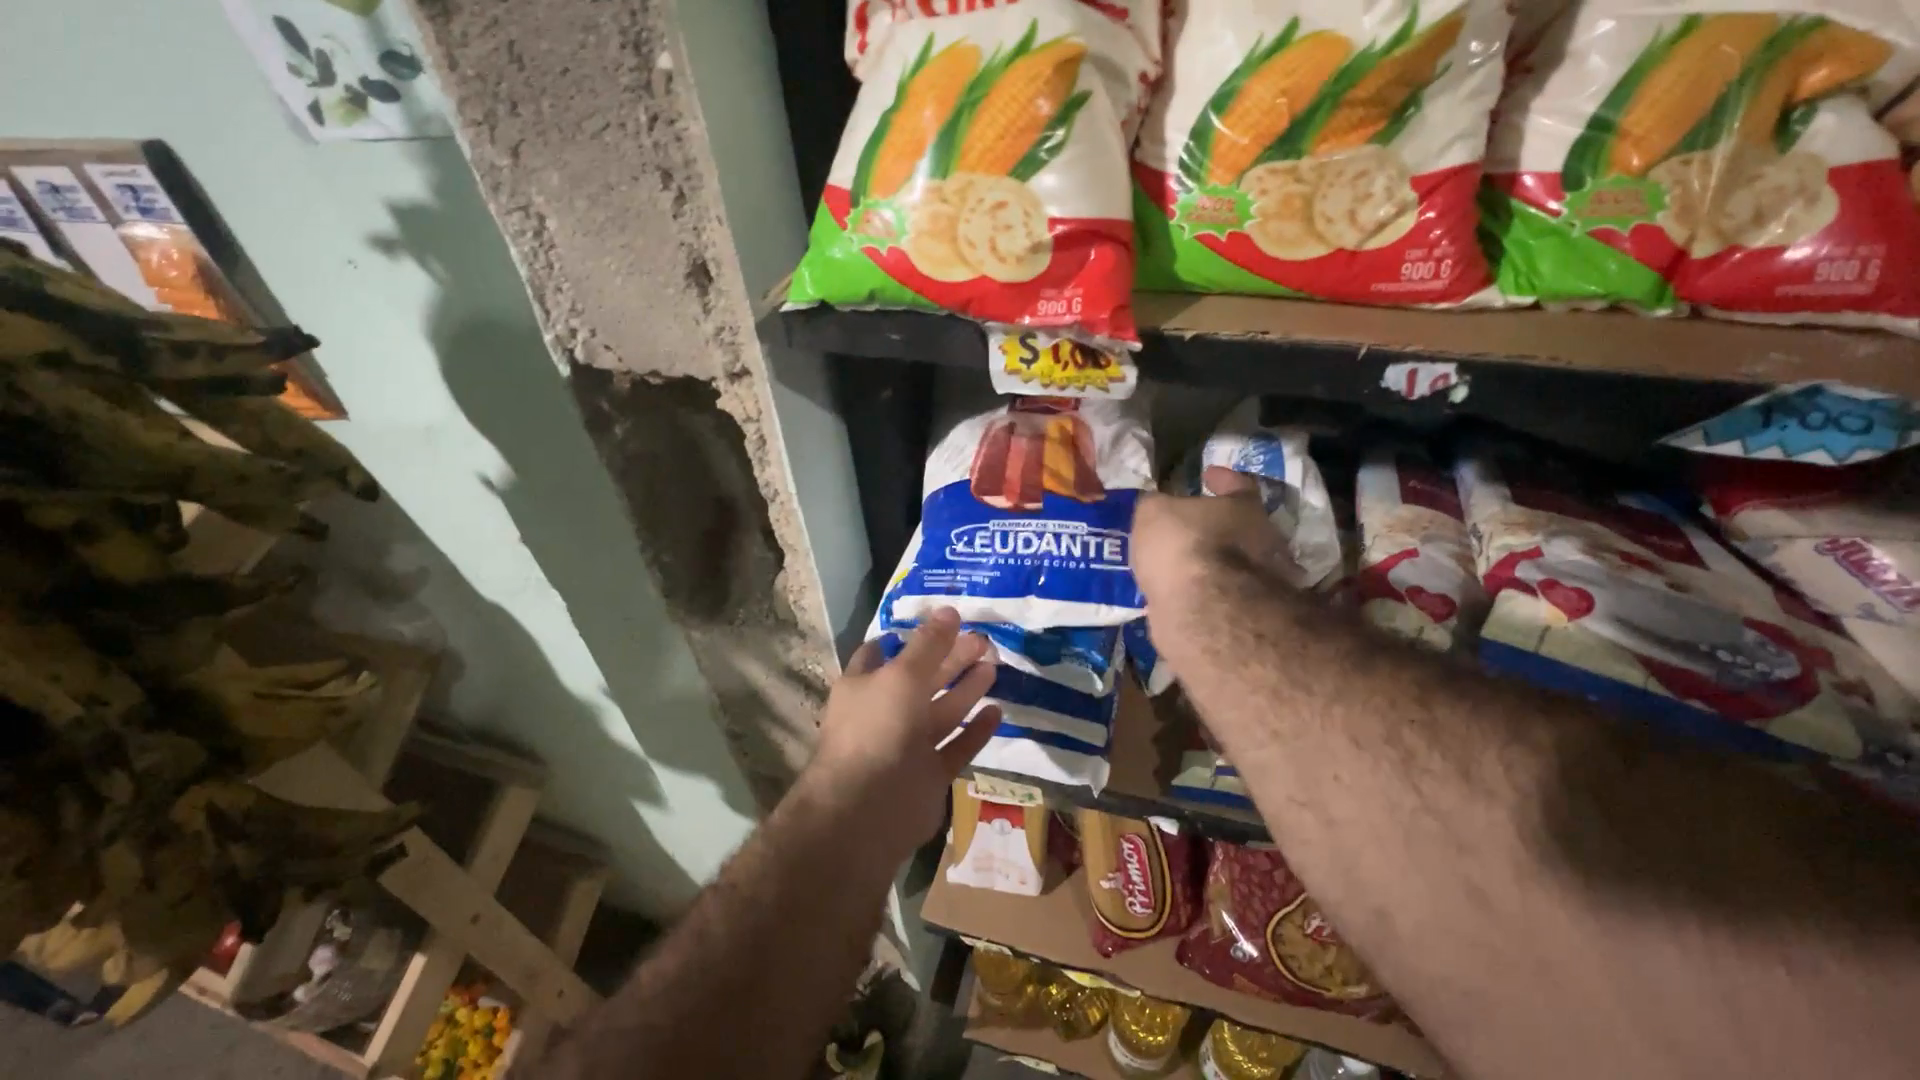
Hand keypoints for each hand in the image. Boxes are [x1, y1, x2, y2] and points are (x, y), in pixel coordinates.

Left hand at [807, 609, 1001, 857]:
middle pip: (921, 680)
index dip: (910, 638)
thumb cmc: (877, 729)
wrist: (870, 808)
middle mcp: (884, 713)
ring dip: (966, 689)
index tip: (941, 623)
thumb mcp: (901, 676)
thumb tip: (949, 610)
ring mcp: (908, 746)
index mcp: (864, 687)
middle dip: (950, 659)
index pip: (883, 653)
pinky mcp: (930, 774)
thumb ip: (928, 645)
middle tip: (983, 640)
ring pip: (942, 712)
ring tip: (994, 665)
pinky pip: (956, 747)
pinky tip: (997, 711)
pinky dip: (975, 730)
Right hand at [1130, 484, 1295, 602]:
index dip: (1223, 479)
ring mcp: (1261, 582)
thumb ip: (1156, 506)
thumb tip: (1156, 507)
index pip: (1240, 485)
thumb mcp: (1153, 513)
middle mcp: (1263, 541)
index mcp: (1246, 508)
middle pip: (1244, 527)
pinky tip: (1182, 593)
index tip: (1209, 475)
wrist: (1204, 610)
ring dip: (1213, 563)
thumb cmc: (1183, 546)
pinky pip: (1223, 595)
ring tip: (1180, 566)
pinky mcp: (1247, 615)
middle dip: (1220, 526)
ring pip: (1236, 564)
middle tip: (1193, 526)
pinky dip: (1206, 592)